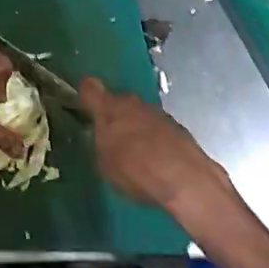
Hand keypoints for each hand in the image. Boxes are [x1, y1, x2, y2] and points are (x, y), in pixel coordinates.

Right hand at [79, 77, 233, 217]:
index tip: (84, 103)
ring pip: (139, 114)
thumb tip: (103, 137)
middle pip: (118, 102)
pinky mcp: (177, 126)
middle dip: (114, 115)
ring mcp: (156, 112)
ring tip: (136, 150)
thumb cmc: (134, 170)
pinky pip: (157, 127)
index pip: (90, 89)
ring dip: (136, 126)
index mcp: (108, 109)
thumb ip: (101, 143)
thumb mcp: (104, 163)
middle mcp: (131, 103)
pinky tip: (157, 157)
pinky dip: (154, 137)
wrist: (184, 178)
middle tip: (111, 136)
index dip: (86, 94)